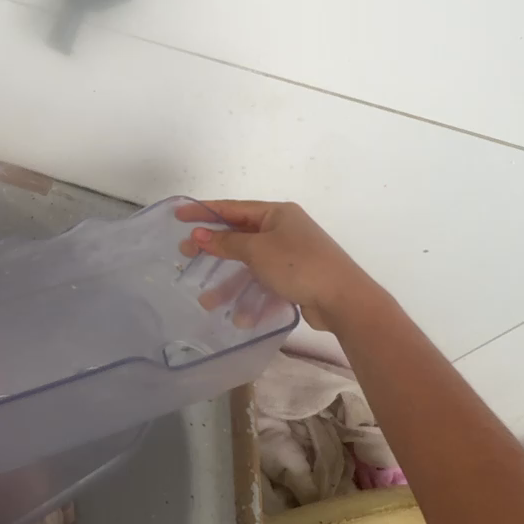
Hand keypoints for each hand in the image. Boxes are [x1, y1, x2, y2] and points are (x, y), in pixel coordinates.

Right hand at [175, 200, 384, 332]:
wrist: (345, 301)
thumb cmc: (299, 265)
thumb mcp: (256, 250)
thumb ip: (225, 242)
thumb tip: (199, 234)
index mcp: (276, 213)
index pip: (231, 208)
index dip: (202, 211)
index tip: (178, 215)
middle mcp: (283, 229)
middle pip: (237, 235)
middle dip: (212, 248)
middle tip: (185, 254)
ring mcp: (289, 254)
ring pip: (248, 264)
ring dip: (228, 282)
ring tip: (207, 300)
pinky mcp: (294, 277)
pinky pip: (262, 281)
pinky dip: (248, 295)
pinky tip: (238, 315)